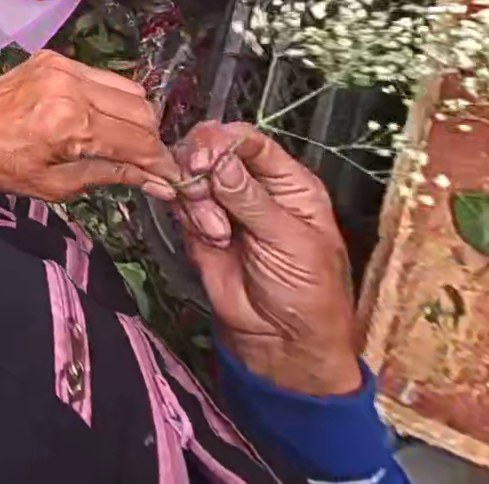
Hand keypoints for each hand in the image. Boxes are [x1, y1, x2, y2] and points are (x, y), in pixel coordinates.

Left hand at [0, 51, 185, 201]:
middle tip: (149, 162)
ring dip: (136, 116)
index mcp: (70, 123)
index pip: (137, 141)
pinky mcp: (56, 57)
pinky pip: (102, 76)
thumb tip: (158, 183)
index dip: (160, 163)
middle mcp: (72, 86)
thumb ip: (112, 175)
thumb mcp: (57, 185)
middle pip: (142, 110)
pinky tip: (100, 115)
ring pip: (128, 88)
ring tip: (125, 139)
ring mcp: (64, 66)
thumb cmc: (3, 166)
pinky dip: (111, 97)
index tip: (173, 178)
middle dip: (152, 140)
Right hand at [175, 122, 363, 396]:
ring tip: (217, 232)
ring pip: (192, 171)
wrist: (281, 346)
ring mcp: (223, 202)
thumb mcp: (290, 242)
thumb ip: (251, 198)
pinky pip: (181, 198)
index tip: (204, 156)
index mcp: (288, 182)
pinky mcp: (199, 222)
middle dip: (202, 164)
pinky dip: (186, 210)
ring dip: (197, 196)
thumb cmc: (308, 294)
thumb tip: (220, 158)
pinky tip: (207, 236)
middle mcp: (252, 184)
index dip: (224, 141)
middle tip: (200, 185)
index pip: (250, 141)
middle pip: (214, 148)